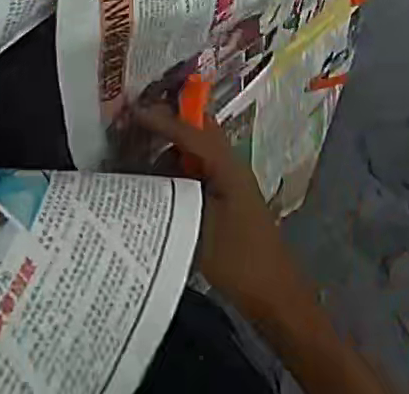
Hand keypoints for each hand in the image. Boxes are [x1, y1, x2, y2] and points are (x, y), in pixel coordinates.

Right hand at [135, 108, 391, 393]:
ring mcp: (228, 180)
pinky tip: (152, 173)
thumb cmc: (239, 261)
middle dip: (169, 117)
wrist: (276, 298)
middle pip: (198, 128)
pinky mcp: (223, 196)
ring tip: (138, 141)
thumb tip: (139, 174)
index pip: (191, 131)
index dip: (161, 119)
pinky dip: (175, 161)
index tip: (132, 110)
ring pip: (196, 146)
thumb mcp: (199, 227)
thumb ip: (171, 195)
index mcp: (227, 166)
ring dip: (170, 139)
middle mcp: (229, 165)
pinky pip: (196, 165)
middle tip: (135, 115)